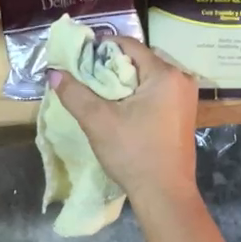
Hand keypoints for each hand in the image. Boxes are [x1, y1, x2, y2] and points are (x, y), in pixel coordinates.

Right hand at [51, 37, 199, 208]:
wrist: (165, 196)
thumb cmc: (134, 154)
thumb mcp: (98, 121)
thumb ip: (75, 93)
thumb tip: (54, 73)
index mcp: (165, 74)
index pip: (130, 45)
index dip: (103, 47)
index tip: (82, 55)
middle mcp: (181, 79)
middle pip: (140, 59)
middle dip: (113, 64)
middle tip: (88, 74)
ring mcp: (186, 98)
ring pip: (149, 76)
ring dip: (125, 80)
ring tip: (100, 90)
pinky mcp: (184, 114)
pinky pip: (158, 91)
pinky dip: (138, 93)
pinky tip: (121, 106)